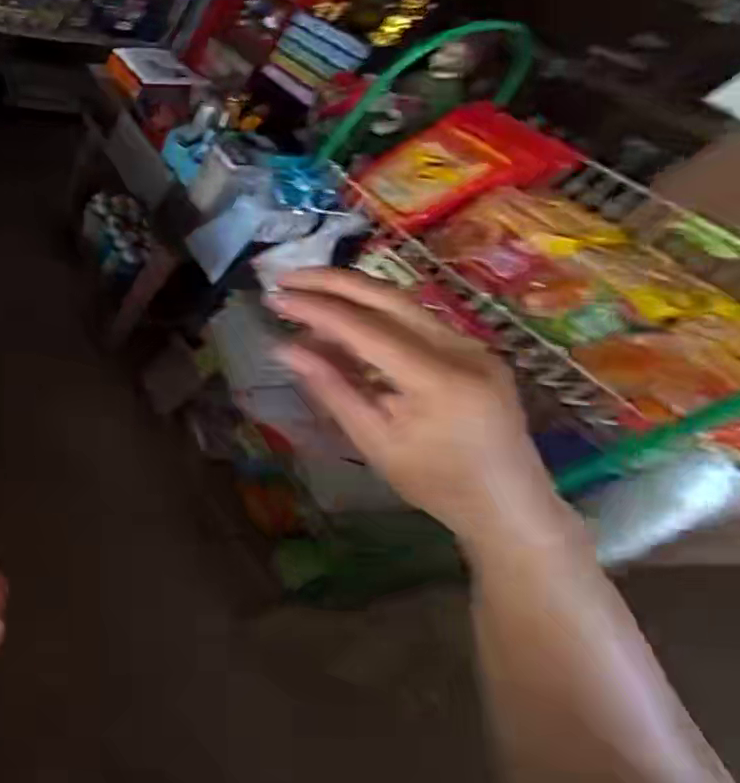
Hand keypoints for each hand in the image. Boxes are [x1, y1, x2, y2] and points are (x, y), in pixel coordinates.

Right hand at [266, 269, 572, 549]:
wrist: (510, 505)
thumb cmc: (435, 480)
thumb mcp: (372, 438)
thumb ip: (329, 387)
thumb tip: (282, 348)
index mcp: (440, 380)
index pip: (365, 328)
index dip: (315, 309)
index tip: (272, 298)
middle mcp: (463, 353)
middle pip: (389, 299)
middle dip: (333, 283)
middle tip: (283, 277)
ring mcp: (472, 349)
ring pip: (401, 304)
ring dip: (349, 294)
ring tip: (301, 293)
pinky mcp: (470, 353)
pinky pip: (412, 321)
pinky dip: (369, 314)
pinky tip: (336, 324)